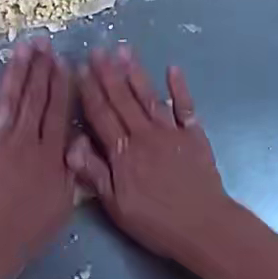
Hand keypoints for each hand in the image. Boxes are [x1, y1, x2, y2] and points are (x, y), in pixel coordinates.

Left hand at [0, 37, 77, 265]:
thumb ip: (72, 170)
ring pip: (9, 99)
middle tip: (43, 43)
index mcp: (50, 154)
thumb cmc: (30, 227)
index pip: (57, 111)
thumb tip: (78, 142)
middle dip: (40, 68)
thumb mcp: (63, 203)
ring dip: (16, 72)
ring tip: (22, 50)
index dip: (60, 85)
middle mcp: (25, 140)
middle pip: (34, 98)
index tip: (63, 62)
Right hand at [67, 45, 243, 267]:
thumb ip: (94, 173)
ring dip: (135, 73)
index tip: (79, 68)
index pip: (101, 115)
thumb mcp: (116, 205)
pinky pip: (185, 107)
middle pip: (122, 99)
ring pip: (148, 97)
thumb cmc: (156, 222)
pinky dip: (179, 87)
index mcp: (123, 152)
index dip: (88, 91)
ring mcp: (170, 133)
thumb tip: (72, 144)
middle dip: (108, 73)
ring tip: (124, 50)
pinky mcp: (194, 136)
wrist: (205, 228)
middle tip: (97, 50)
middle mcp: (144, 135)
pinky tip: (172, 69)